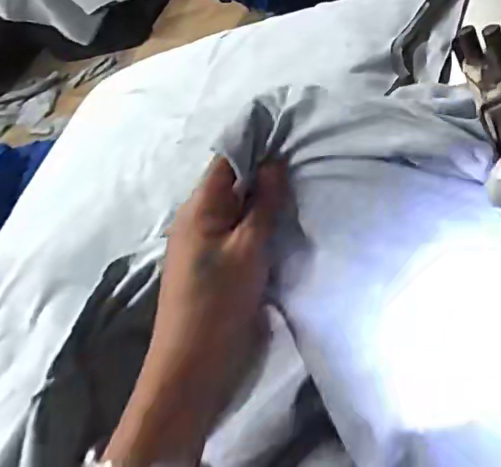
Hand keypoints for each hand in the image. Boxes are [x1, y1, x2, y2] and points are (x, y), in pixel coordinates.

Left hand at [103, 156, 288, 464]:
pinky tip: (288, 219)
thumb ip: (265, 202)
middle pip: (235, 180)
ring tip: (304, 183)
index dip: (257, 141)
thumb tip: (275, 162)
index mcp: (199, 208)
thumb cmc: (219, 303)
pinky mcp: (218, 264)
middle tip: (307, 157)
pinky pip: (241, 229)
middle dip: (267, 169)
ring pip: (241, 206)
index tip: (291, 128)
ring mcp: (207, 243)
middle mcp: (199, 219)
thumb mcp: (250, 247)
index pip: (228, 158)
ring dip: (267, 198)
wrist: (193, 372)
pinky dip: (263, 221)